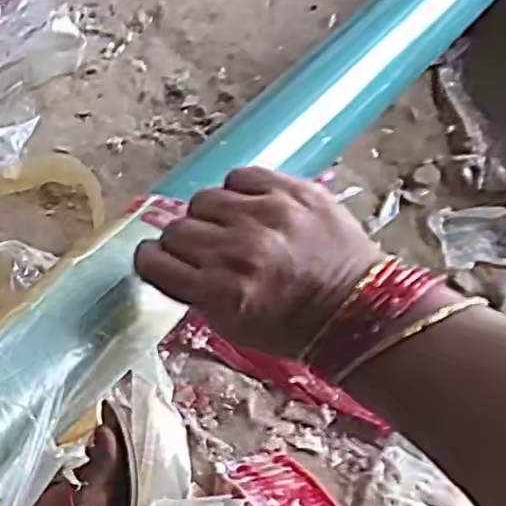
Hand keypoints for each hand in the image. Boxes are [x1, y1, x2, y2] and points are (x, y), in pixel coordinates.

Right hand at [134, 166, 380, 359]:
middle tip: (198, 250)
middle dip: (179, 241)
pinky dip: (236, 192)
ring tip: (226, 227)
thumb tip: (167, 263)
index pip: (155, 261)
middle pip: (175, 229)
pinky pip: (239, 177)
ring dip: (207, 216)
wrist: (355, 312)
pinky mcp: (292, 192)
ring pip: (202, 200)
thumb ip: (194, 294)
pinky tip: (248, 209)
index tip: (156, 259)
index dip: (151, 260)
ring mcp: (265, 217)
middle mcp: (237, 251)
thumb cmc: (288, 328)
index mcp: (218, 292)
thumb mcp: (229, 327)